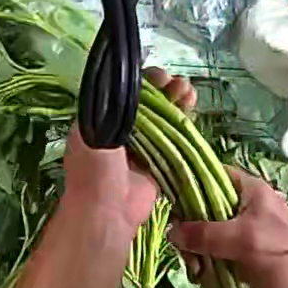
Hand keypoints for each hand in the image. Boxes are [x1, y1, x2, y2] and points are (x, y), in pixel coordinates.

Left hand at [57, 69, 191, 235]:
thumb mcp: (95, 129)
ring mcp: (137, 148)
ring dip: (175, 102)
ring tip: (189, 91)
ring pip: (160, 118)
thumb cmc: (96, 168)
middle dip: (162, 90)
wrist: (107, 211)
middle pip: (144, 103)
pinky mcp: (155, 163)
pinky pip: (172, 139)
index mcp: (96, 120)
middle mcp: (116, 132)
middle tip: (177, 83)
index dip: (141, 81)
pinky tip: (192, 107)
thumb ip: (112, 105)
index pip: (121, 91)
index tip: (158, 76)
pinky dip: (183, 123)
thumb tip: (131, 83)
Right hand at [168, 169, 287, 287]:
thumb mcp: (242, 241)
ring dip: (195, 251)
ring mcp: (240, 229)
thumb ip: (205, 234)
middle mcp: (242, 204)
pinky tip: (201, 277)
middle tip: (186, 253)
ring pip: (203, 232)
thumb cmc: (284, 258)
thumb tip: (171, 231)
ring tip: (197, 272)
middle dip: (189, 230)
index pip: (209, 173)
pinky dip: (204, 262)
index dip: (186, 183)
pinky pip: (212, 251)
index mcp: (248, 189)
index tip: (169, 203)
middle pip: (200, 207)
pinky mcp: (239, 252)